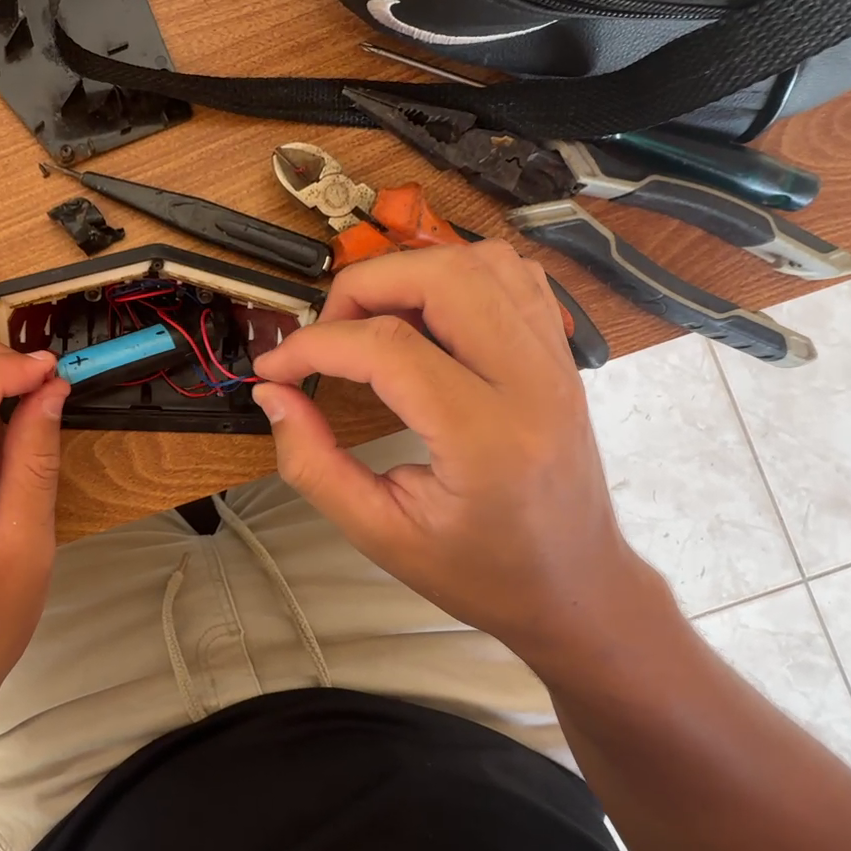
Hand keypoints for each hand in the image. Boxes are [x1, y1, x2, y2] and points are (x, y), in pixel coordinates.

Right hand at [250, 242, 665, 663]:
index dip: (313, 346)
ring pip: (481, 262)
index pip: (387, 349)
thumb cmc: (478, 572)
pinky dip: (453, 275)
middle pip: (442, 278)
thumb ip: (312, 462)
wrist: (577, 588)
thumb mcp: (377, 533)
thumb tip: (272, 394)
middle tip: (326, 331)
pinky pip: (510, 276)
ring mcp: (555, 361)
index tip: (274, 368)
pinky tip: (422, 315)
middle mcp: (531, 384)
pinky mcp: (559, 354)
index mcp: (486, 439)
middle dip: (362, 287)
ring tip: (369, 319)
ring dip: (408, 273)